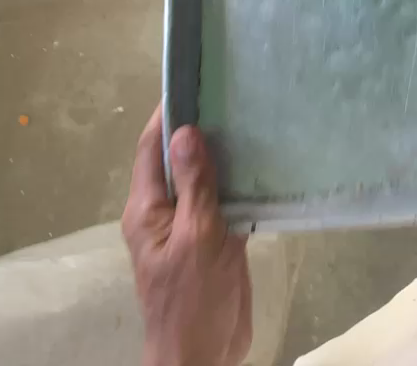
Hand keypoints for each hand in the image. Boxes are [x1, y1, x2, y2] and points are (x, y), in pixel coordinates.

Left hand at [122, 109, 251, 365]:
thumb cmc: (192, 298)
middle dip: (203, 124)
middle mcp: (166, 210)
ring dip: (226, 149)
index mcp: (148, 209)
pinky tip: (269, 157)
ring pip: (206, 174)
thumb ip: (194, 184)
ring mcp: (192, 223)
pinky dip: (243, 175)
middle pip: (180, 156)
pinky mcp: (216, 235)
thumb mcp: (196, 237)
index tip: (193, 78)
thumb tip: (185, 130)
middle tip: (236, 89)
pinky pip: (226, 195)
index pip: (151, 148)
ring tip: (256, 113)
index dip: (167, 114)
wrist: (204, 355)